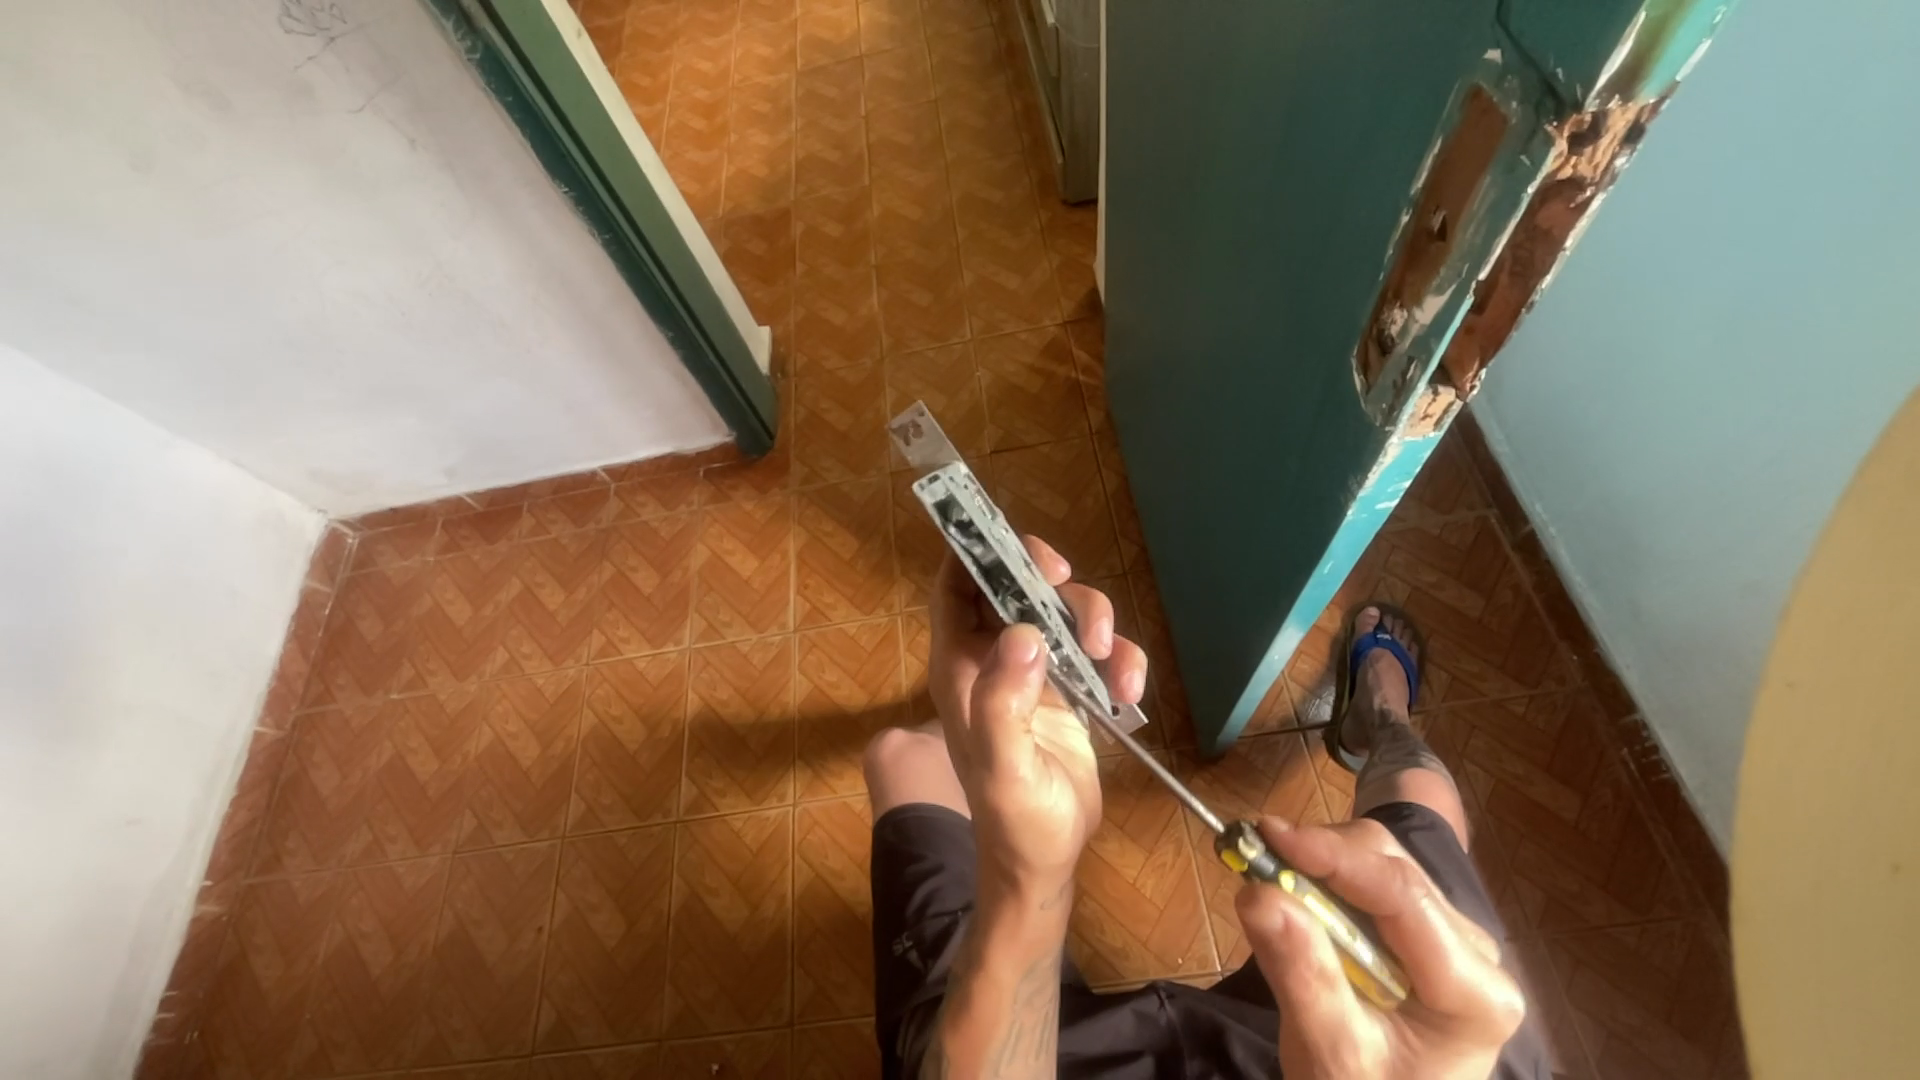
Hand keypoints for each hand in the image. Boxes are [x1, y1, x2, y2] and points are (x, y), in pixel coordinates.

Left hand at [930, 536, 1148, 898]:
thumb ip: (1004, 702)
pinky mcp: (1071, 689)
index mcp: (961, 666)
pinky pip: (1098, 651)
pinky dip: (1119, 660)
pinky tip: (1128, 694)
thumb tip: (1024, 632)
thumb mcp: (1004, 767)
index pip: (954, 589)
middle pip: (1015, 586)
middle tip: (1065, 581)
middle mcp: (994, 658)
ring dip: (1092, 620)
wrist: (1048, 858)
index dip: (972, 551)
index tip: (1008, 536)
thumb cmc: (1015, 820)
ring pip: (1062, 612)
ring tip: (1110, 660)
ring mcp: (1035, 671)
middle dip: (1043, 575)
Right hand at [1236, 819, 1525, 1078]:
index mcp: (1473, 991)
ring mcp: (1451, 934)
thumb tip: (1257, 894)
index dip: (1333, 856)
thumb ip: (1301, 976)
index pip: (1402, 895)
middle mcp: (1474, 951)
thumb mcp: (1329, 1053)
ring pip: (1379, 859)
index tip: (1267, 836)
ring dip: (1318, 862)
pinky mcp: (1422, 927)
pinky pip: (1370, 875)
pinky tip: (1297, 897)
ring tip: (1275, 886)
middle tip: (1257, 861)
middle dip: (1320, 856)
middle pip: (1390, 866)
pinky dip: (1324, 874)